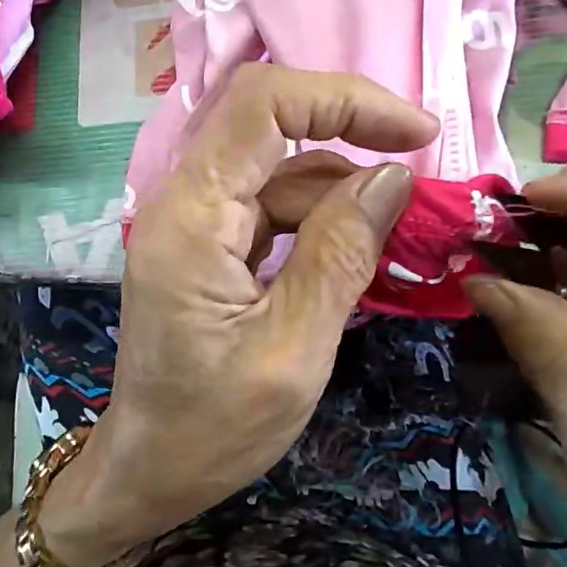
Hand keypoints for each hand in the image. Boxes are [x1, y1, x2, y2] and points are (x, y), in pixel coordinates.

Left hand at [39, 62, 438, 566]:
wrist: (149, 468)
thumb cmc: (213, 428)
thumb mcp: (293, 350)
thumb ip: (340, 254)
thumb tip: (390, 175)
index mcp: (190, 218)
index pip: (260, 104)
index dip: (343, 98)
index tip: (417, 135)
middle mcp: (180, 203)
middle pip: (264, 121)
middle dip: (347, 129)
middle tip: (417, 171)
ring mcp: (189, 223)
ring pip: (271, 166)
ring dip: (337, 183)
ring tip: (400, 224)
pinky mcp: (202, 246)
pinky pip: (264, 205)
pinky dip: (314, 214)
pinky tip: (355, 243)